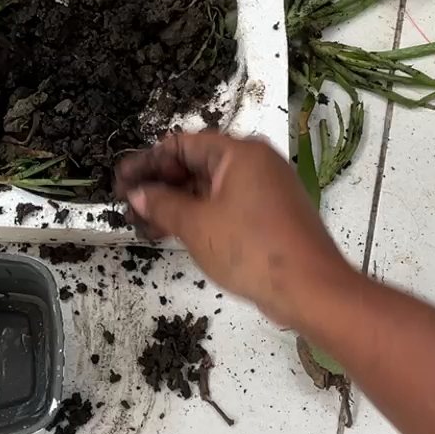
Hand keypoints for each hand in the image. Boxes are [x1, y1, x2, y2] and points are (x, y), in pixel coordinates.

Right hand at [114, 131, 355, 321]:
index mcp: (240, 153)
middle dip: (160, 185)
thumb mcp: (197, 225)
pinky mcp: (270, 214)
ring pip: (210, 187)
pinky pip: (226, 204)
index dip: (148, 162)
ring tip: (145, 224)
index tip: (124, 181)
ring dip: (177, 203)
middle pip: (196, 164)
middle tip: (129, 205)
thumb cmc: (253, 249)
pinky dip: (200, 215)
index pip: (182, 144)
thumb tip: (140, 194)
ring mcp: (265, 189)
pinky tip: (175, 232)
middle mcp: (255, 163)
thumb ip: (163, 204)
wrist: (311, 289)